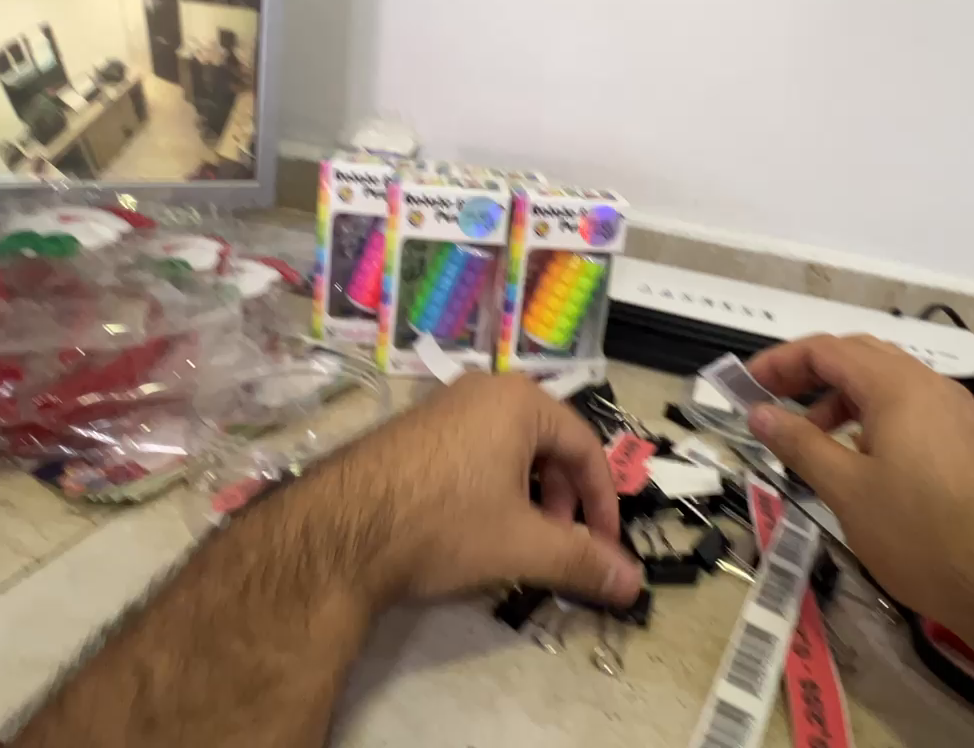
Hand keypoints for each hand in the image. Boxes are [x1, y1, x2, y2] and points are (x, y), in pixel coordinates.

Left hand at [299, 371, 643, 611]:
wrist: (338, 533)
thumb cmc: (445, 524)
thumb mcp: (522, 545)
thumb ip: (583, 561)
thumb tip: (635, 584)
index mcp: (521, 401)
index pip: (586, 447)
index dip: (603, 503)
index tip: (604, 549)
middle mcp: (485, 389)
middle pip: (549, 444)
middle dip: (563, 500)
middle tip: (558, 545)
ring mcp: (445, 404)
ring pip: (511, 449)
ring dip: (529, 495)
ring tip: (518, 539)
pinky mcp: (416, 427)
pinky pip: (475, 449)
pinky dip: (492, 485)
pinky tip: (474, 524)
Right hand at [744, 334, 973, 639]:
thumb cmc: (923, 534)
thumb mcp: (847, 489)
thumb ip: (799, 443)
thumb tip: (759, 414)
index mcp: (898, 386)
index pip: (827, 349)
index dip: (780, 362)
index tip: (746, 386)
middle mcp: (930, 386)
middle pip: (858, 356)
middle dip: (809, 372)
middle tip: (772, 400)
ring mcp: (956, 413)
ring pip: (886, 383)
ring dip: (840, 397)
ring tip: (811, 436)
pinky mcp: (969, 442)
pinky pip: (910, 409)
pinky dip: (872, 417)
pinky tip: (860, 459)